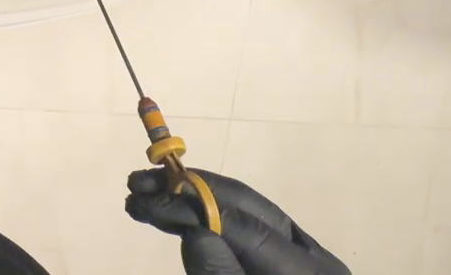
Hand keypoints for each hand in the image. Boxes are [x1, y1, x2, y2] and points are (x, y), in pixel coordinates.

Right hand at [125, 168, 350, 274]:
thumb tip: (195, 232)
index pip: (247, 227)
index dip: (193, 208)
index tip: (143, 201)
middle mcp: (313, 258)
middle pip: (246, 206)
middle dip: (190, 190)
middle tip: (136, 184)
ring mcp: (300, 261)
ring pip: (241, 211)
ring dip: (191, 198)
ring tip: (141, 195)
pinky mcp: (283, 266)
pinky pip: (241, 231)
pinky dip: (204, 219)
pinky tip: (172, 218)